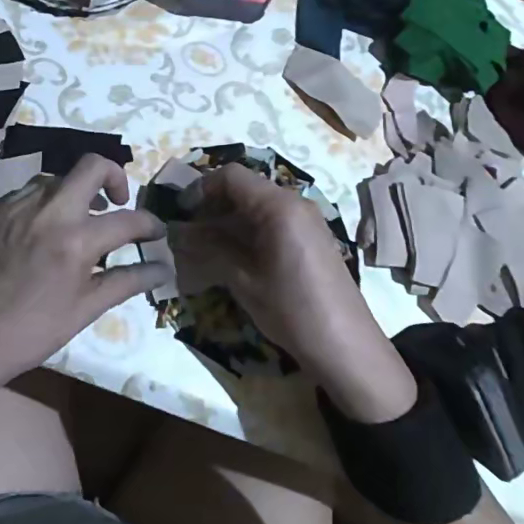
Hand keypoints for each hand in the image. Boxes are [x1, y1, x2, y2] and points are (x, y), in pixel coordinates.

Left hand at [0, 156, 166, 411]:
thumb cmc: (32, 331)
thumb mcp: (85, 309)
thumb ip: (127, 281)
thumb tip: (163, 268)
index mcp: (76, 239)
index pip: (128, 219)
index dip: (150, 224)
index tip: (155, 231)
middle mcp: (47, 211)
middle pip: (91, 165)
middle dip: (114, 177)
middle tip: (115, 202)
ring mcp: (14, 206)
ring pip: (55, 178)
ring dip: (74, 193)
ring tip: (75, 221)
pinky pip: (24, 195)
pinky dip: (42, 206)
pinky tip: (38, 233)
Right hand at [178, 165, 417, 422]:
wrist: (345, 347)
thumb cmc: (291, 308)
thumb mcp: (242, 278)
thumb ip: (209, 247)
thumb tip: (178, 233)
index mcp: (278, 205)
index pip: (231, 176)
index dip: (201, 189)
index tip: (181, 214)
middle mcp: (294, 203)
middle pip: (244, 189)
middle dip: (212, 207)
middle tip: (188, 234)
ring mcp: (305, 221)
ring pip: (256, 207)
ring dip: (228, 222)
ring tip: (204, 250)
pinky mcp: (310, 239)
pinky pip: (272, 223)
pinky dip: (247, 233)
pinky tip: (232, 259)